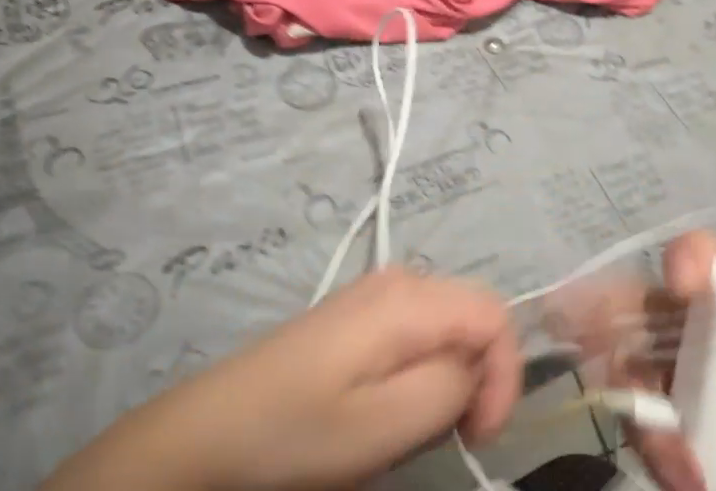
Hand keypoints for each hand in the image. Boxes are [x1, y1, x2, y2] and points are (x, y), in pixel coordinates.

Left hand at [40, 269, 522, 490]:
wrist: (209, 432)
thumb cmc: (298, 431)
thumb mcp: (387, 422)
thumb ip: (452, 385)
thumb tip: (475, 368)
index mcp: (408, 298)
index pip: (496, 315)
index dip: (506, 375)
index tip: (480, 434)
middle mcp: (398, 280)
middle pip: (473, 319)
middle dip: (478, 379)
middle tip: (449, 435)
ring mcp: (374, 296)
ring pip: (447, 331)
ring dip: (447, 383)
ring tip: (410, 428)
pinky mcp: (356, 318)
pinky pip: (416, 338)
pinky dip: (420, 377)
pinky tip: (386, 410)